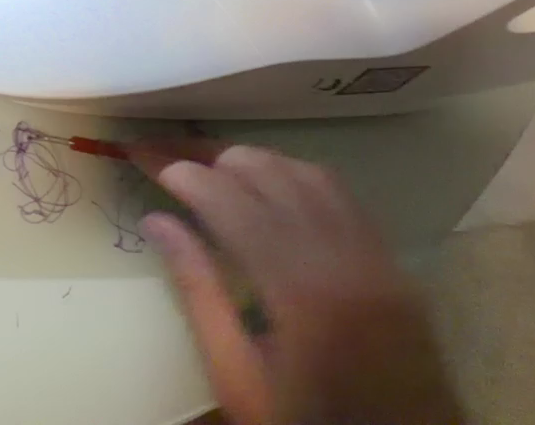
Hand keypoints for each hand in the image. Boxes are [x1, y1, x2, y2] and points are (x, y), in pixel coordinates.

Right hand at [134, 144, 463, 424]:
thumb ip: (198, 293)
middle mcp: (344, 260)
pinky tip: (268, 187)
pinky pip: (341, 195)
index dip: (181, 171)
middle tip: (166, 160)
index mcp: (300, 293)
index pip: (229, 200)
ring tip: (210, 169)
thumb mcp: (237, 377)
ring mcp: (376, 260)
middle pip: (267, 172)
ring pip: (305, 172)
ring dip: (253, 162)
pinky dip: (296, 176)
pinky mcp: (394, 266)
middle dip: (209, 158)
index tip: (141, 157)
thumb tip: (156, 220)